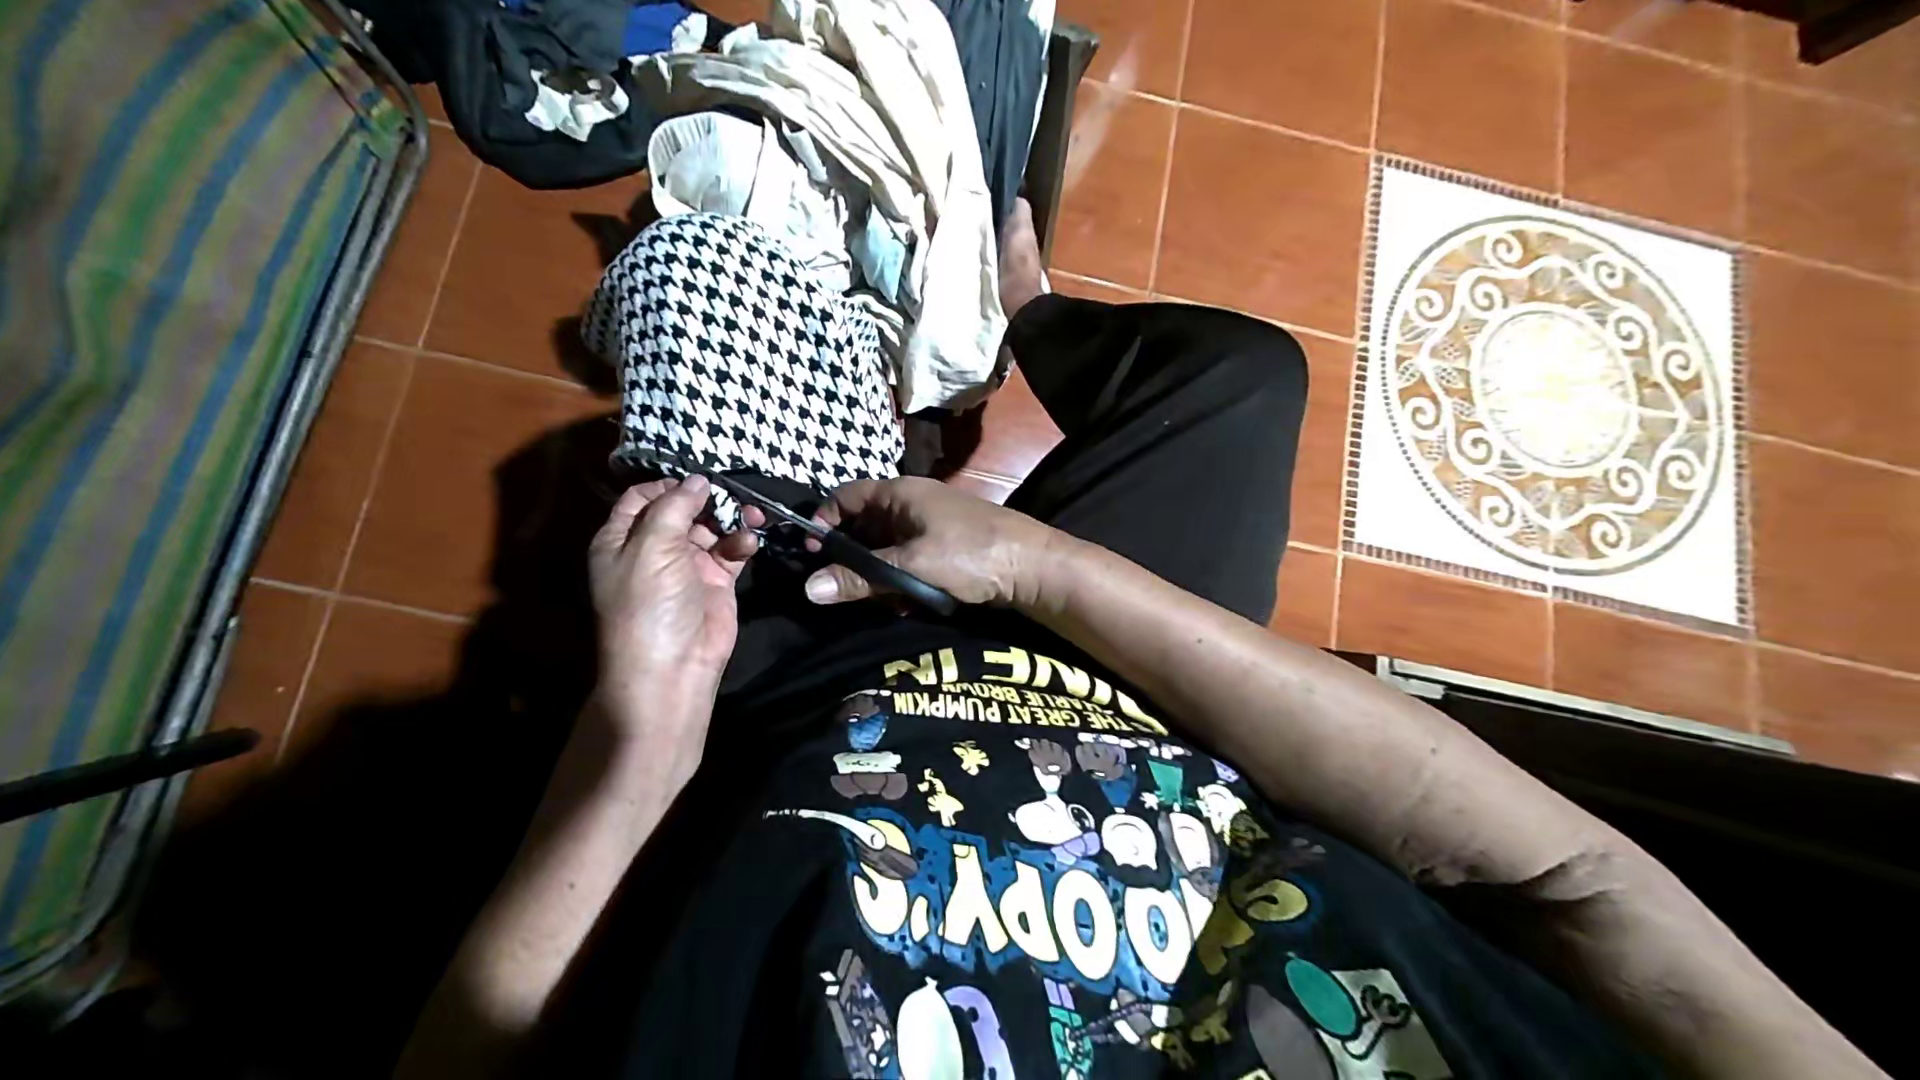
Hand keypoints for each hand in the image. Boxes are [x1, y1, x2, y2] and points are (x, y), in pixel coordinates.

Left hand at [589, 476, 759, 725]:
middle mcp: (654, 549)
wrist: (674, 666)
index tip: (697, 479)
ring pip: (711, 527)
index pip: (643, 497)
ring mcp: (687, 565)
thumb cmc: (650, 603)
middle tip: (731, 493)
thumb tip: (699, 479)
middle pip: (682, 509)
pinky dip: (741, 542)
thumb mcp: (652, 547)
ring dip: (731, 517)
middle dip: (707, 499)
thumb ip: (675, 506)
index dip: (668, 485)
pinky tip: (748, 543)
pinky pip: (731, 550)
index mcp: (622, 539)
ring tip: (752, 513)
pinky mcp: (717, 581)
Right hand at [803, 477, 1064, 610]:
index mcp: (901, 493)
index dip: (824, 520)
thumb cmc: (972, 555)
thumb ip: (861, 577)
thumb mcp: (912, 566)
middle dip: (853, 558)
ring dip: (879, 575)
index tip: (812, 553)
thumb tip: (809, 588)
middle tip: (847, 588)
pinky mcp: (944, 549)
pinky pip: (908, 561)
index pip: (846, 496)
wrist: (1035, 568)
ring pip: (886, 548)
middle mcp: (912, 504)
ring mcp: (930, 526)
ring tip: (885, 601)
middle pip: (864, 526)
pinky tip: (908, 604)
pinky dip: (902, 580)